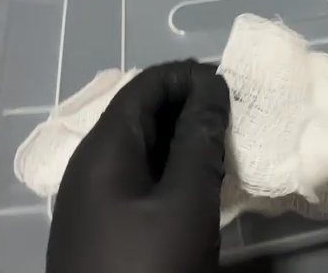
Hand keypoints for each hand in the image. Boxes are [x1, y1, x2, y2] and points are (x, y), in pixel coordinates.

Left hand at [47, 61, 230, 272]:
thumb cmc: (148, 271)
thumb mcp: (185, 201)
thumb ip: (200, 137)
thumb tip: (213, 86)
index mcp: (104, 148)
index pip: (149, 82)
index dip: (192, 75)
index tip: (233, 92)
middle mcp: (92, 165)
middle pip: (143, 110)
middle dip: (191, 105)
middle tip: (235, 119)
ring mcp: (93, 200)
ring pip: (143, 145)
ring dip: (184, 138)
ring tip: (225, 149)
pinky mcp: (102, 230)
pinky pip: (139, 177)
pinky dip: (171, 168)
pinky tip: (200, 186)